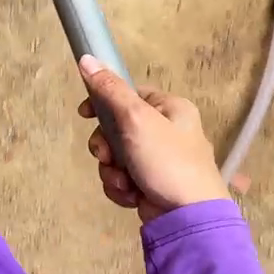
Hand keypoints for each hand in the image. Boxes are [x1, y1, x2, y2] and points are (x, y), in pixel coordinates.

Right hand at [76, 55, 230, 222]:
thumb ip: (109, 90)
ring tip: (125, 182)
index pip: (127, 94)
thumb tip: (86, 57)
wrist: (187, 216)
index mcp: (171, 108)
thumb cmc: (165, 161)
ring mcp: (158, 159)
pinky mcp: (151, 182)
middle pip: (115, 127)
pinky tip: (131, 194)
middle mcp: (166, 130)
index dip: (103, 104)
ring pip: (114, 155)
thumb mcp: (135, 119)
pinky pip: (121, 176)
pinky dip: (120, 186)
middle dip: (105, 147)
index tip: (85, 115)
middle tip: (107, 157)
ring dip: (111, 170)